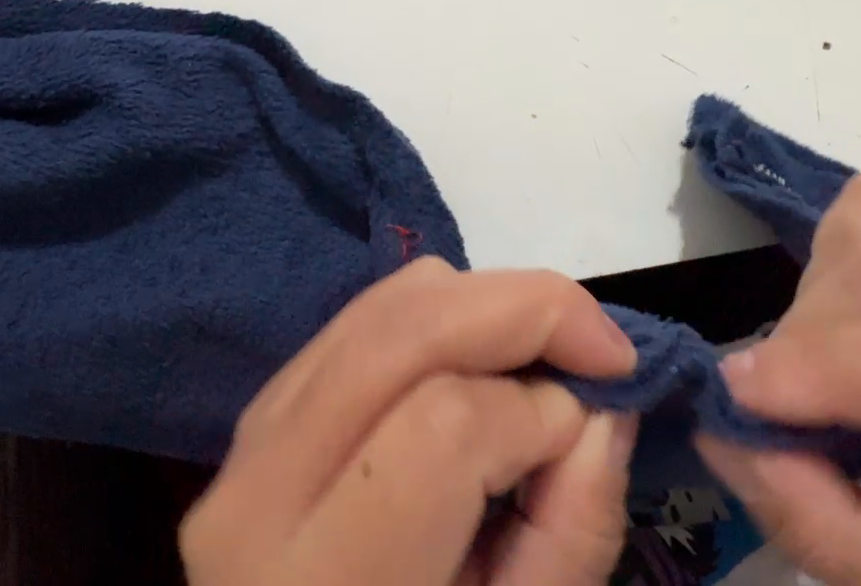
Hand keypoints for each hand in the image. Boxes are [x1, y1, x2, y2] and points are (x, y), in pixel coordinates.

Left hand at [182, 257, 640, 585]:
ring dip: (488, 306)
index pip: (443, 424)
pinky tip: (486, 365)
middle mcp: (265, 482)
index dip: (538, 409)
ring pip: (386, 302)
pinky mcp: (267, 404)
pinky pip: (367, 317)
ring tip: (548, 358)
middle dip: (526, 309)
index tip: (598, 426)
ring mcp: (254, 431)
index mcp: (323, 574)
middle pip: (406, 327)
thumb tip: (606, 407)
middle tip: (604, 346)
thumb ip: (570, 534)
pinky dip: (446, 316)